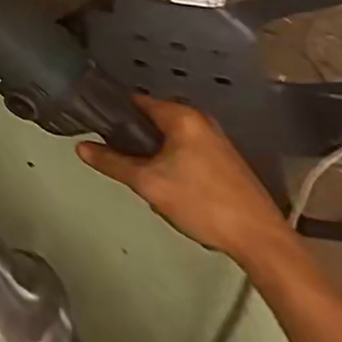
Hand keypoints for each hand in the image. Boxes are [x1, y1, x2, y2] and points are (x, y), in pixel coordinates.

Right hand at [77, 94, 289, 258]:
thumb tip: (83, 148)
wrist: (258, 239)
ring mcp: (216, 140)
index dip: (116, 114)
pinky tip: (174, 190)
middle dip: (137, 142)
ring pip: (171, 140)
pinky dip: (175, 165)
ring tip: (149, 182)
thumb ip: (113, 163)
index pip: (138, 102)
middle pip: (154, 122)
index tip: (100, 130)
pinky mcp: (226, 161)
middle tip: (126, 165)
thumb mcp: (148, 184)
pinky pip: (188, 153)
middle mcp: (201, 120)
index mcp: (182, 116)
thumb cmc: (203, 204)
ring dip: (156, 157)